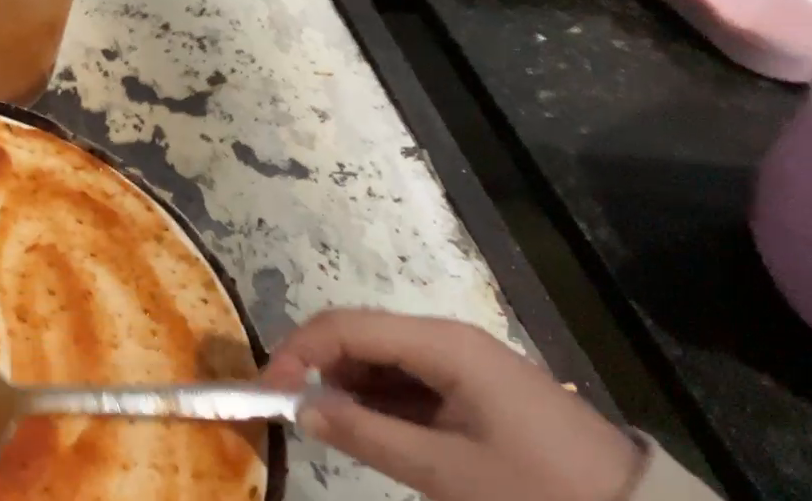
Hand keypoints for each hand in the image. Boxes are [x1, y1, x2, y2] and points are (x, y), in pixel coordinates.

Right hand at [263, 309, 642, 500]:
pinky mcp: (475, 387)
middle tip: (292, 411)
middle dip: (317, 367)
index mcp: (440, 344)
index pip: (344, 328)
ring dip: (347, 386)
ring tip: (330, 427)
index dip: (297, 353)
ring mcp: (463, 362)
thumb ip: (366, 436)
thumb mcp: (448, 473)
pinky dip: (379, 401)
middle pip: (358, 336)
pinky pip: (407, 381)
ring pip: (379, 358)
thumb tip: (300, 410)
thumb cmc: (542, 491)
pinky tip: (372, 430)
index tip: (268, 393)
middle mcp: (446, 338)